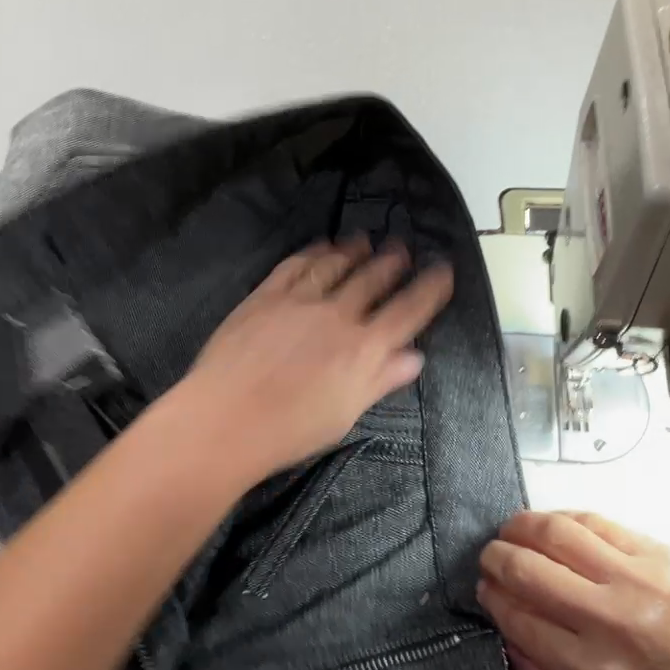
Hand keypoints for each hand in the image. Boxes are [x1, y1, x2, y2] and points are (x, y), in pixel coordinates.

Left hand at [171, 239, 453, 475]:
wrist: (226, 419)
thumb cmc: (290, 431)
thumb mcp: (345, 414)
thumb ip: (380, 380)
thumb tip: (414, 356)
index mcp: (363, 348)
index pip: (408, 310)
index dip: (429, 288)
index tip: (443, 269)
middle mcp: (338, 316)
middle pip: (373, 279)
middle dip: (391, 261)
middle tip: (401, 246)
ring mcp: (300, 301)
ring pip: (335, 265)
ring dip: (353, 250)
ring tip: (364, 239)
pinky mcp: (266, 295)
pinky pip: (295, 265)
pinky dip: (312, 252)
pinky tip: (320, 246)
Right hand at [478, 511, 669, 669]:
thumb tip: (511, 643)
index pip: (517, 618)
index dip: (491, 598)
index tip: (483, 591)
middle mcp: (607, 619)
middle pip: (526, 568)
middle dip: (495, 558)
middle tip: (489, 559)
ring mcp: (634, 579)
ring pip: (555, 532)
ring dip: (521, 526)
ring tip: (510, 531)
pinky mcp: (658, 553)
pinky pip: (596, 521)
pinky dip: (563, 517)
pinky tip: (552, 524)